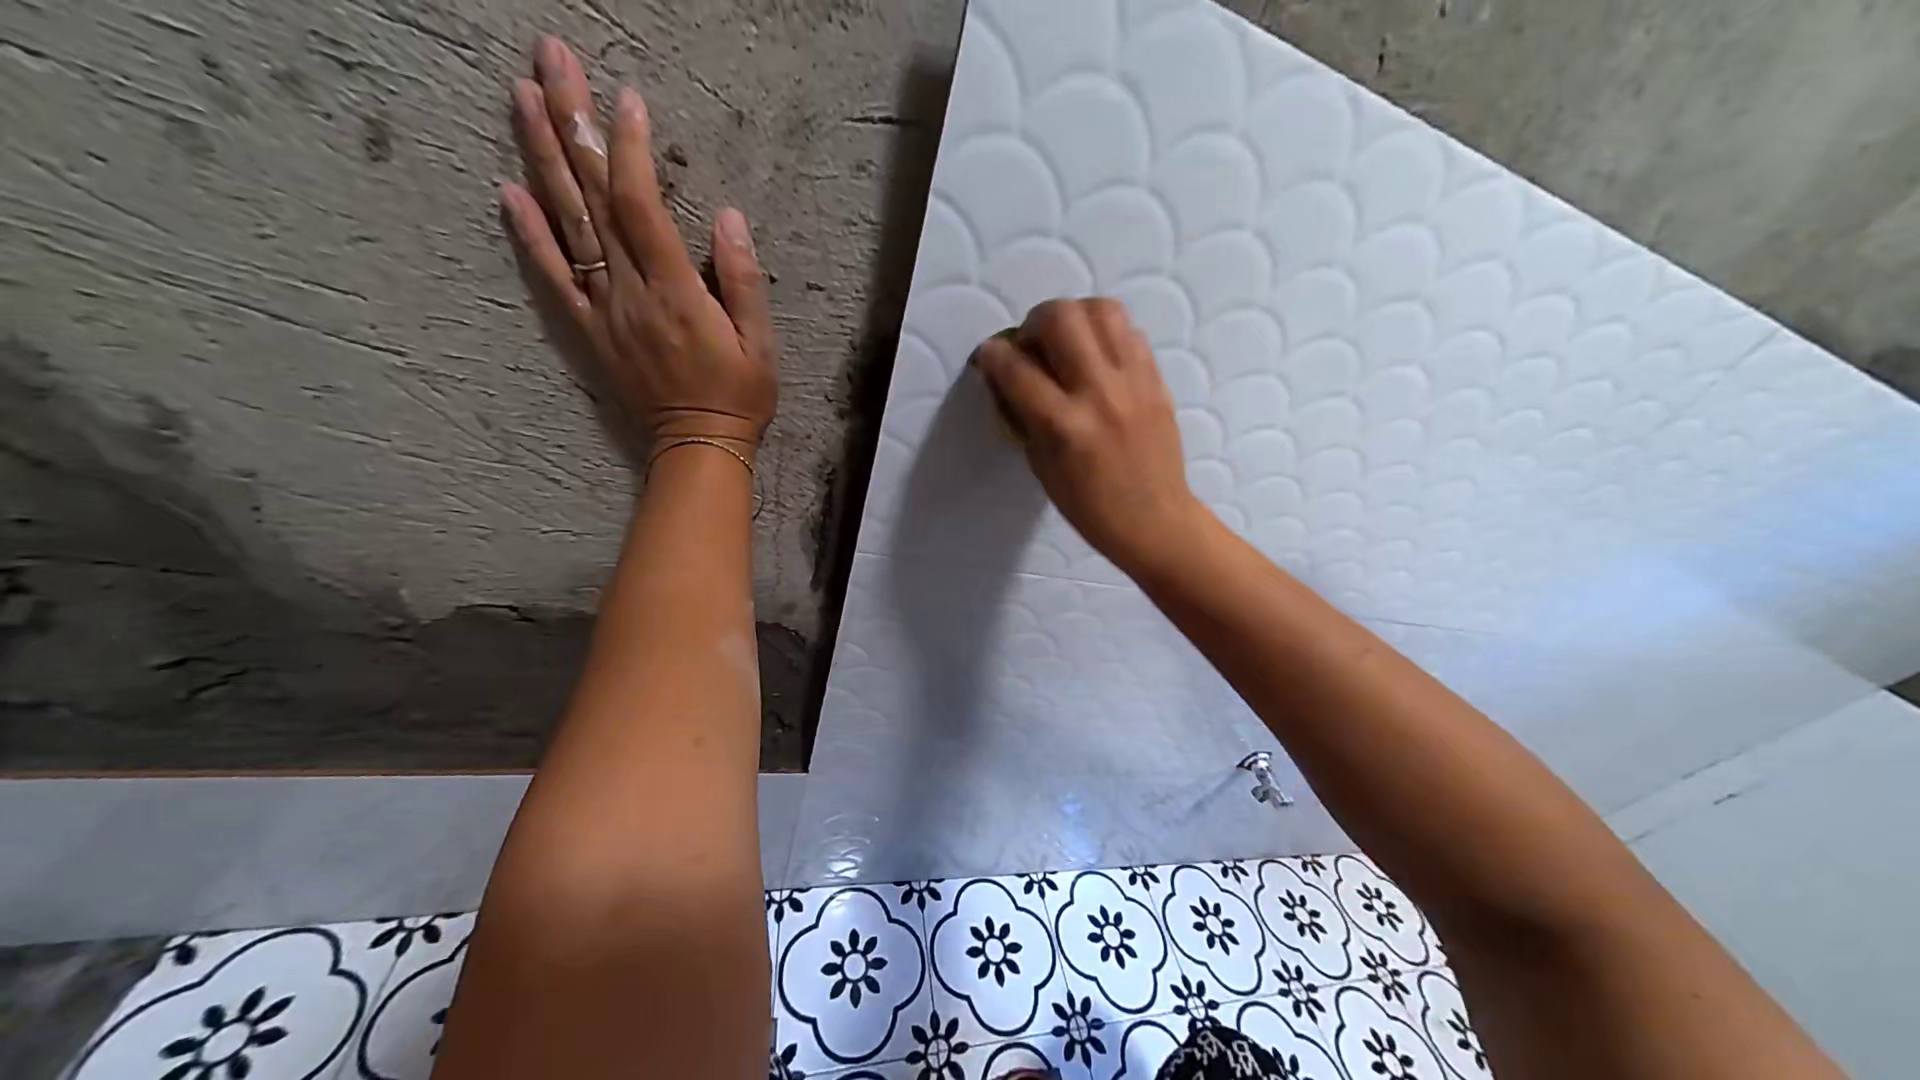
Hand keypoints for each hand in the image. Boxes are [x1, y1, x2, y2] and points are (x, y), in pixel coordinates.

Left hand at [500, 37, 776, 457]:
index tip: (626, 98)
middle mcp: (631, 294)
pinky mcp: (590, 332)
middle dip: (573, 126)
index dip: (629, 149)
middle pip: (593, 199)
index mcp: (677, 294)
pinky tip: (508, 191)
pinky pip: (554, 280)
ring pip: (568, 226)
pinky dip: (529, 236)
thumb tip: (727, 217)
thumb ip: (743, 280)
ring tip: (523, 98)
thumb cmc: (740, 394)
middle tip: (550, 60)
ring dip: (542, 159)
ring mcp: (604, 311)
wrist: (699, 445)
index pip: (642, 206)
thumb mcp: (761, 342)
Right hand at [974, 298, 1204, 572]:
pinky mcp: (1156, 379)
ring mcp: (1133, 381)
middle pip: (1060, 318)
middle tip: (1032, 345)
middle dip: (1033, 322)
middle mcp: (1099, 393)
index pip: (1016, 368)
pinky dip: (1105, 334)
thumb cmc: (1088, 505)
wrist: (1153, 520)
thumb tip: (1012, 376)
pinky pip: (1129, 332)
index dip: (992, 355)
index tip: (989, 355)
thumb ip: (1026, 416)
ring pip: (1101, 309)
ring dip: (1073, 316)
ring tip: (1067, 340)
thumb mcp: (1042, 465)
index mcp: (1064, 426)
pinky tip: (1097, 356)